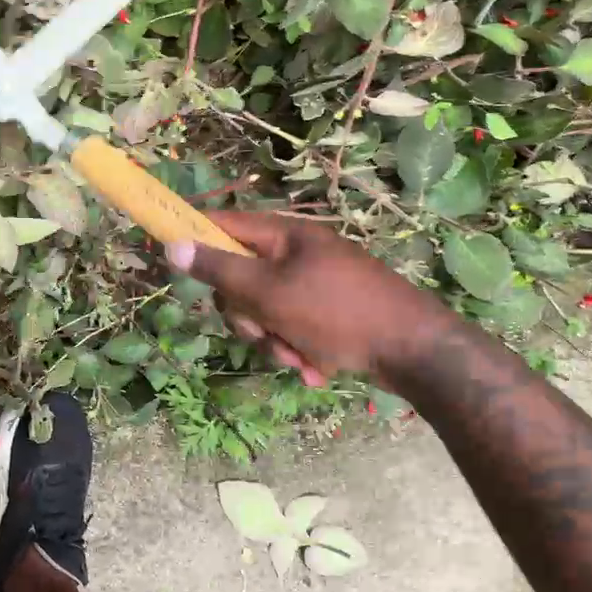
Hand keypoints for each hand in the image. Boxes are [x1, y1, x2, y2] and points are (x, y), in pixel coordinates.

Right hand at [166, 211, 457, 386]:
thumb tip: (171, 245)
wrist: (422, 355)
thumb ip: (217, 270)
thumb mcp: (268, 292)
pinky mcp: (331, 310)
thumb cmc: (339, 314)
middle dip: (244, 312)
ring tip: (295, 358)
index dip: (192, 237)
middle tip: (259, 332)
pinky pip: (292, 324)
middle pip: (239, 275)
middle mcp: (297, 252)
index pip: (221, 224)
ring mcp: (316, 281)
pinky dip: (296, 346)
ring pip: (263, 306)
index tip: (169, 257)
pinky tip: (314, 368)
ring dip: (270, 337)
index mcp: (284, 234)